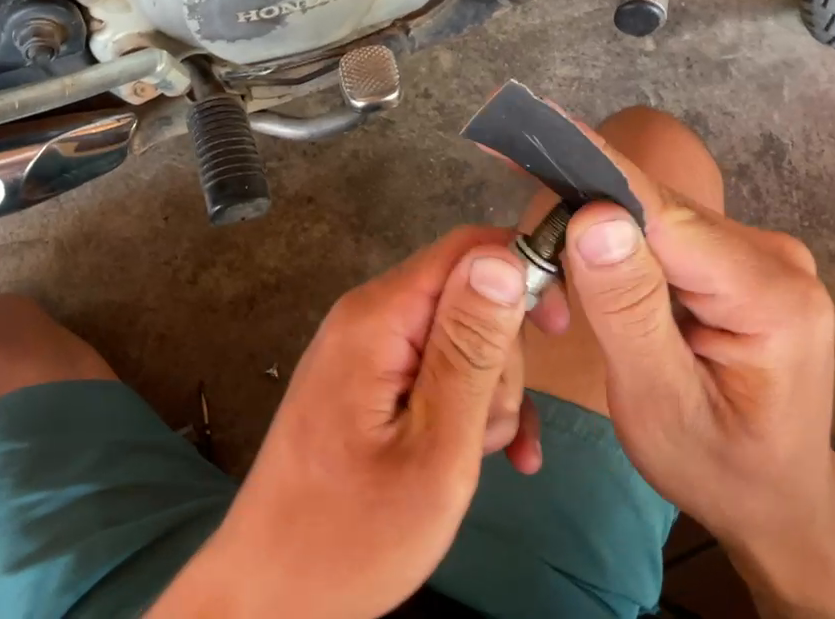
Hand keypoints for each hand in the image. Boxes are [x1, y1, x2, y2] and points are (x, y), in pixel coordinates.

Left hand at [151, 227, 536, 617]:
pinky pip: (436, 373)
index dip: (522, 273)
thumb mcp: (434, 447)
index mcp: (377, 318)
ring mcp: (366, 353)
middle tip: (487, 428)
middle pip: (467, 297)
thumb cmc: (354, 534)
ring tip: (474, 456)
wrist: (273, 593)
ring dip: (487, 394)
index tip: (561, 329)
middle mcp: (367, 318)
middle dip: (499, 358)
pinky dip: (468, 409)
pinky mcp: (369, 385)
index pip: (465, 249)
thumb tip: (502, 258)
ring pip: (461, 340)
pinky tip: (494, 458)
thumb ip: (471, 349)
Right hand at [558, 126, 834, 616]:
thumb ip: (629, 312)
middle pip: (654, 209)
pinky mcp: (735, 260)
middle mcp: (773, 256)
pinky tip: (584, 268)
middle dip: (580, 211)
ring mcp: (756, 254)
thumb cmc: (719, 469)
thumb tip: (593, 216)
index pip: (662, 214)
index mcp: (770, 294)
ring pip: (652, 217)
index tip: (530, 122)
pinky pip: (660, 234)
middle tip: (518, 220)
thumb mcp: (660, 405)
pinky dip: (612, 247)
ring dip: (592, 234)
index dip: (591, 167)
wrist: (777, 503)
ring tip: (550, 278)